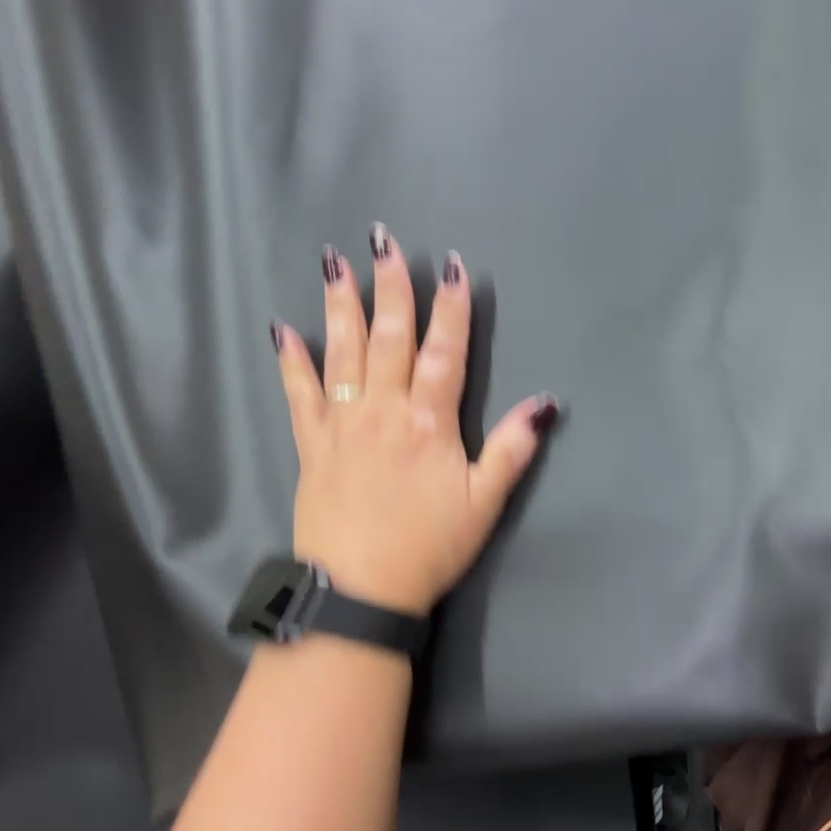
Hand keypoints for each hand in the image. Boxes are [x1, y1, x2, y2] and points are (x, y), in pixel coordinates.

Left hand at [271, 224, 558, 615]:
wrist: (358, 588)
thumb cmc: (431, 544)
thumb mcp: (486, 501)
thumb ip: (513, 448)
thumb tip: (546, 403)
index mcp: (430, 422)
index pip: (445, 353)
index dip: (451, 309)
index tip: (452, 268)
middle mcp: (383, 411)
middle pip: (390, 339)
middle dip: (391, 289)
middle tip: (383, 242)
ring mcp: (342, 425)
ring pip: (342, 354)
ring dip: (341, 307)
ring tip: (335, 264)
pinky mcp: (311, 446)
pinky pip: (300, 394)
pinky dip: (293, 361)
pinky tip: (285, 330)